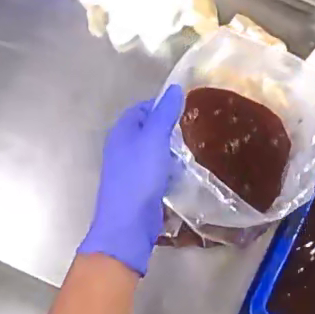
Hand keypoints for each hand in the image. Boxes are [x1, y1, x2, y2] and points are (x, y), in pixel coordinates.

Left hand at [79, 86, 183, 274]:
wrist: (128, 224)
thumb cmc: (139, 177)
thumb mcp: (154, 139)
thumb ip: (164, 114)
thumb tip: (175, 89)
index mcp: (122, 132)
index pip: (142, 109)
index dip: (162, 106)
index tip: (185, 110)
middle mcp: (122, 149)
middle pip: (148, 131)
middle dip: (169, 131)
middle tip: (192, 132)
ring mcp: (129, 171)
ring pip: (154, 154)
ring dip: (171, 154)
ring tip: (192, 154)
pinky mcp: (139, 191)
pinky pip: (156, 174)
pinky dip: (169, 173)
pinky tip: (183, 177)